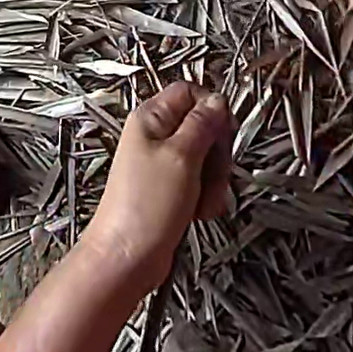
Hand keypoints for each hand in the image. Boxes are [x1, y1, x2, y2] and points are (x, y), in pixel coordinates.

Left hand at [82, 81, 232, 294]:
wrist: (127, 259)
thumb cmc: (143, 208)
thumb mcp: (182, 157)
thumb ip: (203, 124)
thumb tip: (218, 100)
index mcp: (151, 118)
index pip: (189, 92)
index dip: (212, 109)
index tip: (225, 132)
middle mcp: (155, 136)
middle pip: (202, 126)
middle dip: (217, 152)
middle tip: (215, 171)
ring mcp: (162, 163)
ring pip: (205, 156)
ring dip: (214, 179)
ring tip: (204, 199)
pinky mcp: (170, 188)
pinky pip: (200, 181)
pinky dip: (206, 195)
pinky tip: (199, 211)